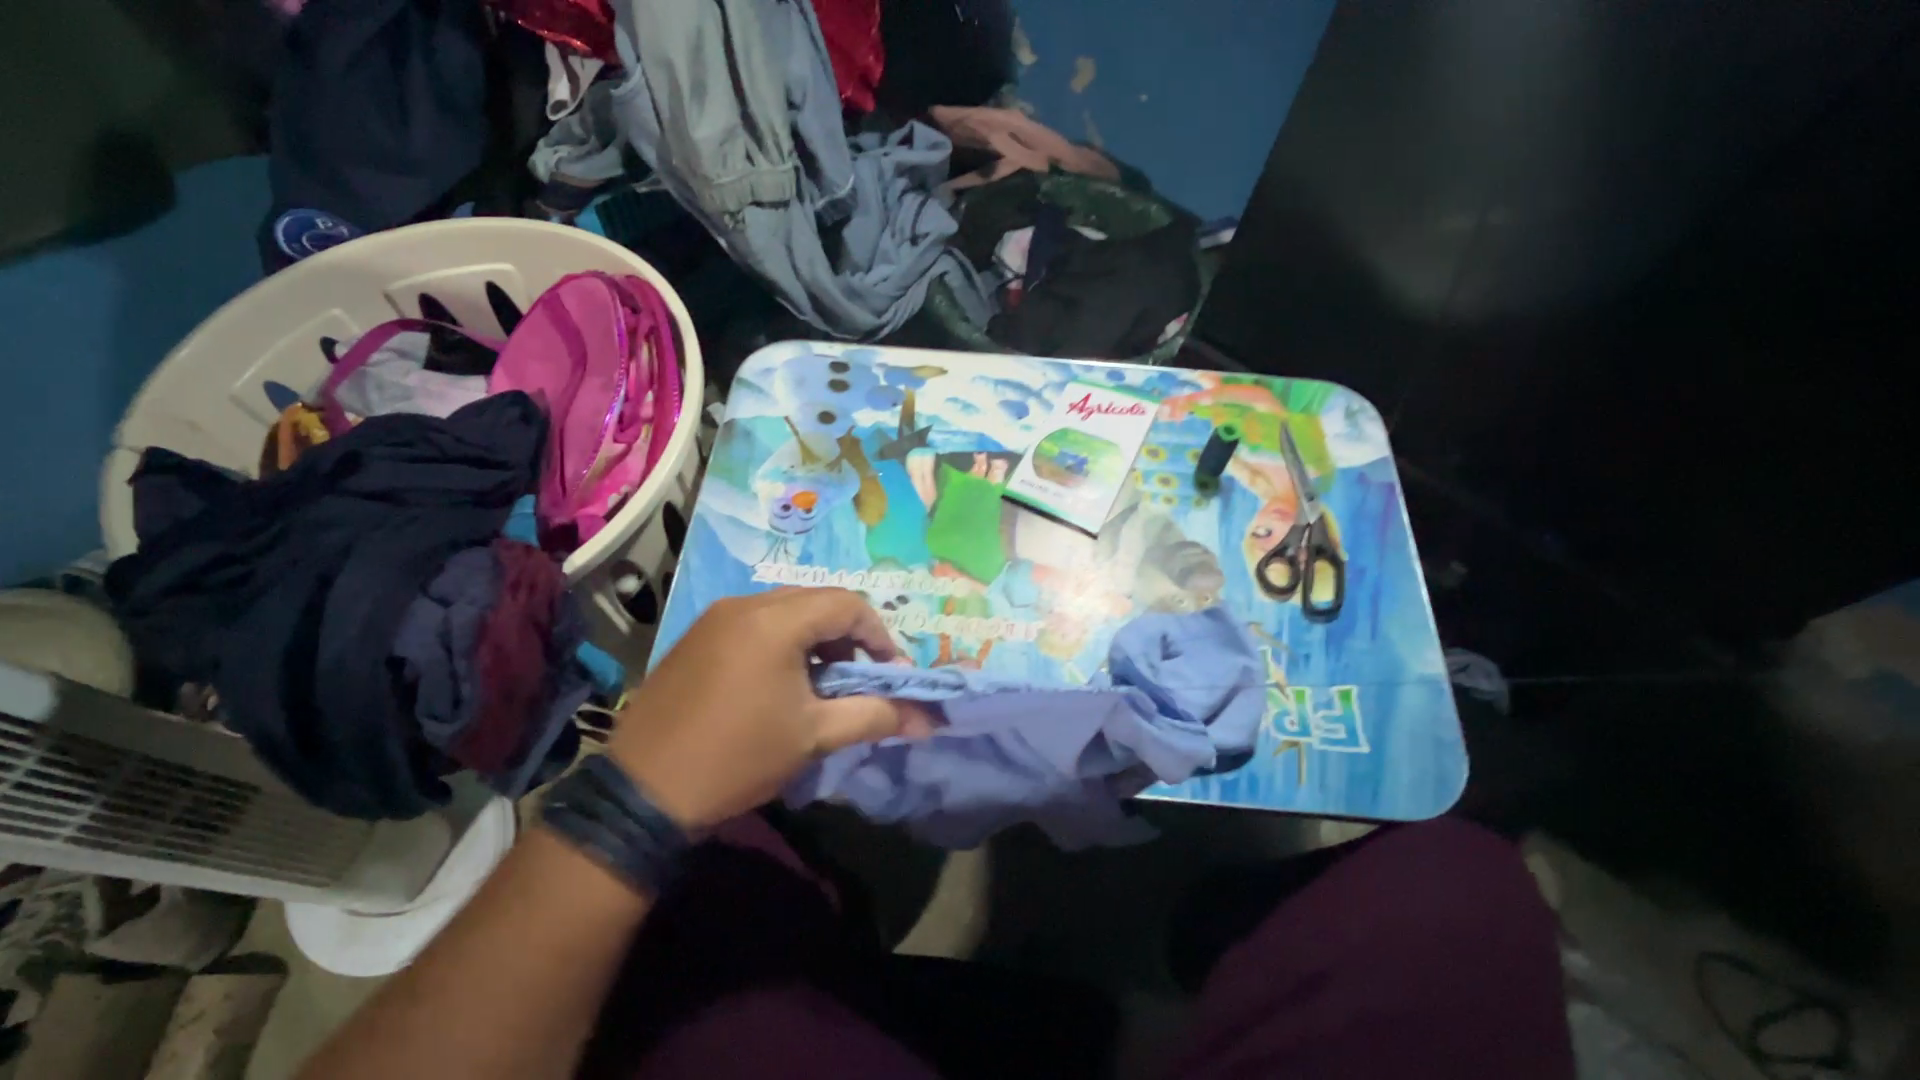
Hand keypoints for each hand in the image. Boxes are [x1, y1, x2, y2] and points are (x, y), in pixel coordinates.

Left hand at [605, 588, 918, 830]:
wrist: (644, 791)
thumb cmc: (738, 757)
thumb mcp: (814, 737)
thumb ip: (875, 716)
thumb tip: (928, 718)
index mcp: (775, 620)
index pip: (848, 605)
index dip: (880, 637)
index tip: (891, 676)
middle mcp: (744, 605)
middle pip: (816, 602)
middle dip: (849, 637)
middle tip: (860, 680)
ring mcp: (714, 619)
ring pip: (784, 611)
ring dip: (815, 640)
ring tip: (822, 687)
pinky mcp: (696, 638)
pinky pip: (754, 624)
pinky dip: (782, 644)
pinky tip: (781, 687)